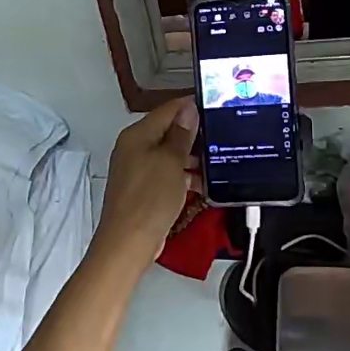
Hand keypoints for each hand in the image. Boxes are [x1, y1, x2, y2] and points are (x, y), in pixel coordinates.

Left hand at [93, 97, 199, 262]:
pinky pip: (167, 173)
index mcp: (137, 135)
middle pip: (168, 131)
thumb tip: (188, 110)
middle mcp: (134, 149)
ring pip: (170, 154)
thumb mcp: (172, 161)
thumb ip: (181, 134)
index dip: (191, 107)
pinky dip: (183, 175)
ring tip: (215, 162)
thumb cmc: (148, 201)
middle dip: (194, 135)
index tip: (214, 107)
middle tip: (220, 136)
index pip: (168, 110)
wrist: (130, 243)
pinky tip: (202, 183)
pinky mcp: (144, 189)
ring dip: (191, 157)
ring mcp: (138, 169)